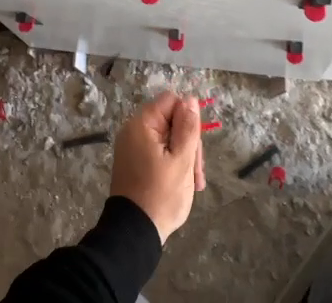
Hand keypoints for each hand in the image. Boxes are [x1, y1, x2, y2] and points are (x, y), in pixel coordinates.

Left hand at [109, 91, 206, 242]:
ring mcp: (133, 147)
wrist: (135, 232)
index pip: (171, 101)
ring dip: (184, 157)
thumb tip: (190, 99)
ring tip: (195, 182)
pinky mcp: (135, 162)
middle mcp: (134, 130)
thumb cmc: (161, 195)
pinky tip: (184, 183)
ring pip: (168, 139)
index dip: (188, 118)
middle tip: (197, 171)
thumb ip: (188, 127)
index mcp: (142, 124)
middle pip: (171, 121)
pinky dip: (173, 164)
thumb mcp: (182, 160)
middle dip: (188, 143)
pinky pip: (159, 153)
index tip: (195, 145)